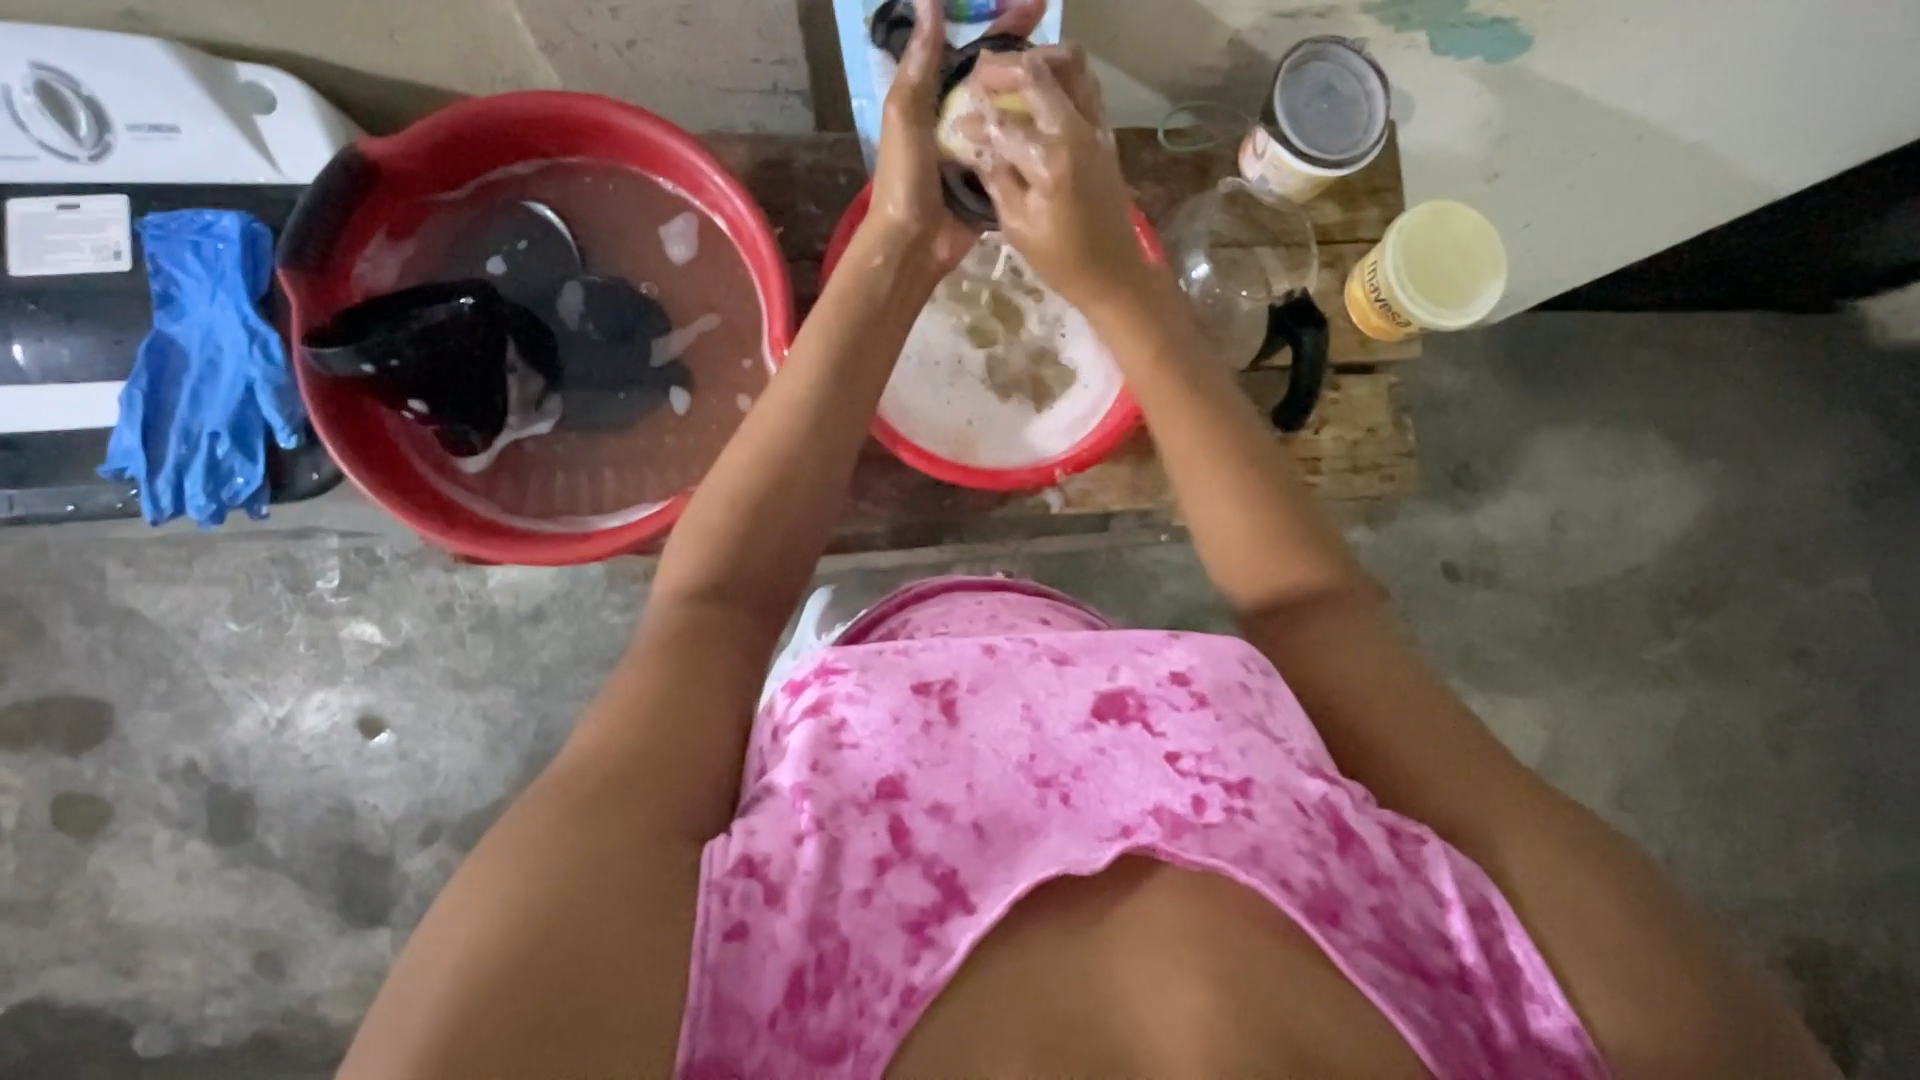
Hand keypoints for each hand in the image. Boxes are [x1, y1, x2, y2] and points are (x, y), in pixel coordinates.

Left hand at [865, 0, 1048, 272]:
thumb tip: (930, 0)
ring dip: (1038, 99)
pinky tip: (1064, 125)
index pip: (972, 51)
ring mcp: (979, 152)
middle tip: (1065, 50)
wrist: (913, 246)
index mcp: (935, 99)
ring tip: (1073, 79)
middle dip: (1029, 61)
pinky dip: (1036, 142)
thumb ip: (921, 62)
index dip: (1003, 27)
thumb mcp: (906, 114)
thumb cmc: (904, 180)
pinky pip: (1018, 155)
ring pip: (1013, 116)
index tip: (1037, 7)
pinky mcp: (995, 182)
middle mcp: (959, 120)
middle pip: (999, 81)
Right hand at [967, 47, 1157, 311]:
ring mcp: (1097, 129)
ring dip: (1038, 63)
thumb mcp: (1016, 225)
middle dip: (1002, 71)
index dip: (975, 119)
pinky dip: (1059, 78)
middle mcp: (1077, 133)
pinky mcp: (1105, 133)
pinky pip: (1085, 85)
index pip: (1003, 122)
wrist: (1112, 272)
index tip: (958, 125)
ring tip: (1010, 78)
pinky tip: (1037, 96)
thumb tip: (975, 143)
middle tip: (979, 80)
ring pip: (1071, 65)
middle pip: (1038, 73)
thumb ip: (996, 176)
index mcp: (1050, 161)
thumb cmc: (1060, 259)